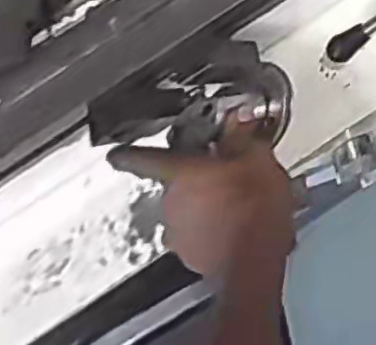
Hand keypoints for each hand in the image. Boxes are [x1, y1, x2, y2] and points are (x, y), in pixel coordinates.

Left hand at [107, 141, 299, 281]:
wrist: (254, 254)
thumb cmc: (253, 201)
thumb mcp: (258, 156)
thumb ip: (241, 136)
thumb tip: (236, 121)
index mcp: (182, 173)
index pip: (145, 160)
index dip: (130, 154)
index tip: (117, 153)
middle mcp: (170, 202)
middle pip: (175, 180)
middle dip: (195, 173)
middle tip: (222, 166)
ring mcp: (176, 230)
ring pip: (184, 205)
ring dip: (202, 198)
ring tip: (234, 193)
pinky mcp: (187, 252)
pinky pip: (193, 228)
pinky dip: (207, 221)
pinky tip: (232, 217)